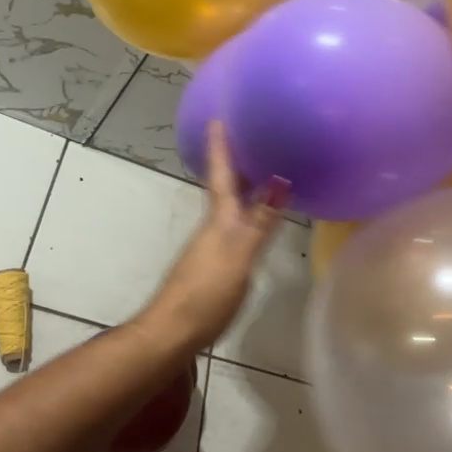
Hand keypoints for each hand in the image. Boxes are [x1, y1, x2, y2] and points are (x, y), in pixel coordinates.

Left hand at [133, 122, 286, 354]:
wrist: (171, 334)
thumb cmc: (206, 293)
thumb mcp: (240, 255)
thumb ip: (261, 221)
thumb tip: (280, 180)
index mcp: (219, 220)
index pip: (221, 174)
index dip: (220, 147)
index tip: (218, 117)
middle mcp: (213, 228)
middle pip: (225, 188)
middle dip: (235, 163)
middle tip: (251, 138)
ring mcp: (210, 248)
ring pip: (229, 207)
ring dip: (243, 188)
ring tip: (262, 173)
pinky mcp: (213, 268)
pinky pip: (233, 228)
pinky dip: (246, 215)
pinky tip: (256, 222)